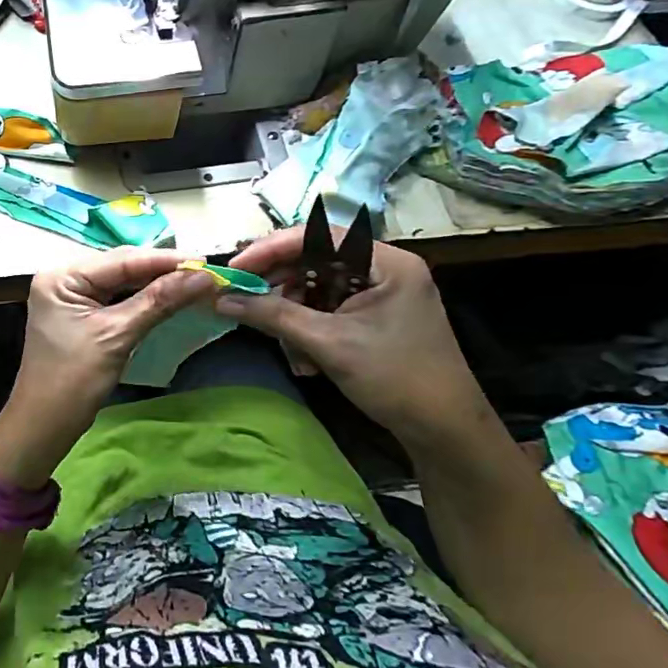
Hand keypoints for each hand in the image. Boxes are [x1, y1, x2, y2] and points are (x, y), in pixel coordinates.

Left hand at [0, 248, 212, 486]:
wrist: (45, 425)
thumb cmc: (74, 380)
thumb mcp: (118, 336)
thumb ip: (159, 301)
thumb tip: (203, 277)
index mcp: (62, 276)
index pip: (122, 259)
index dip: (165, 260)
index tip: (205, 261)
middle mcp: (63, 276)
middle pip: (122, 265)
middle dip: (163, 269)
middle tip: (205, 272)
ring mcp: (72, 295)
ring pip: (122, 280)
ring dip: (156, 282)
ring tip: (195, 281)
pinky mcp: (81, 312)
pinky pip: (117, 296)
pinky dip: (144, 297)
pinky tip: (170, 295)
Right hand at [216, 227, 495, 448]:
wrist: (445, 431)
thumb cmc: (395, 379)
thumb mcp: (329, 344)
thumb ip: (273, 316)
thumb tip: (222, 300)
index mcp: (384, 262)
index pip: (317, 236)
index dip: (270, 250)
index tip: (235, 269)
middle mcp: (383, 268)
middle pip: (314, 261)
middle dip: (281, 288)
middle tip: (245, 304)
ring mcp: (379, 293)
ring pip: (317, 288)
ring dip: (294, 317)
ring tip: (289, 350)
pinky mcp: (373, 316)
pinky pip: (328, 309)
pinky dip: (310, 331)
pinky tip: (307, 361)